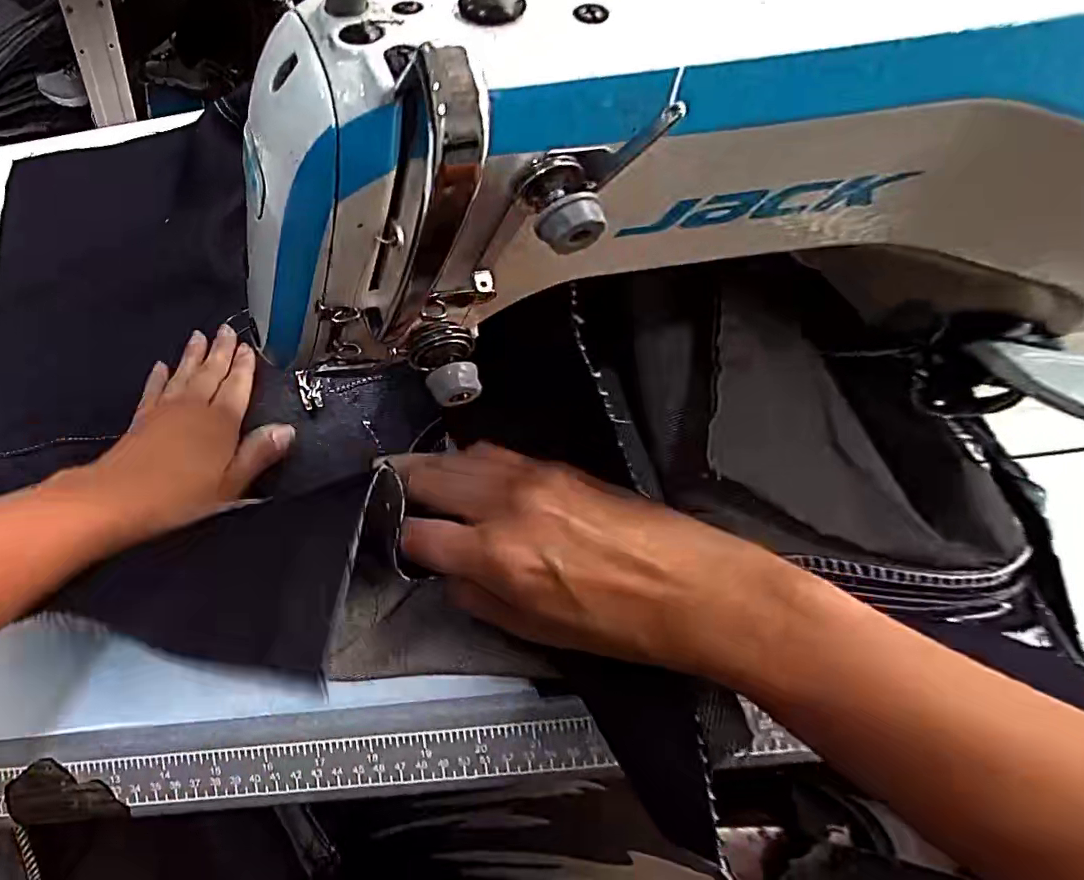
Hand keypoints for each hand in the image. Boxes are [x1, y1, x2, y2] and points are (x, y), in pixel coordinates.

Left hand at [48, 325, 293, 553]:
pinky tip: (161, 366)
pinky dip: (159, 376)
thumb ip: (258, 454)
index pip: (237, 386)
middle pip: (211, 372)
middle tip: (226, 329)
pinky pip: (154, 388)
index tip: (248, 348)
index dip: (244, 366)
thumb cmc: (179, 497)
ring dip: (193, 355)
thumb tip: (285, 431)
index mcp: (220, 422)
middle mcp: (194, 407)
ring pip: (184, 374)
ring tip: (199, 336)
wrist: (118, 498)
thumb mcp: (230, 484)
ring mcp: (165, 410)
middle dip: (221, 350)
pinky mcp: (142, 418)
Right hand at [395, 444, 826, 685]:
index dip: (401, 540)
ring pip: (454, 455)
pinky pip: (491, 452)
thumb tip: (448, 572)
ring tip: (420, 480)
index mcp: (498, 554)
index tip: (402, 545)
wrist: (695, 587)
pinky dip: (468, 461)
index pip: (419, 533)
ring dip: (431, 467)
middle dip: (399, 486)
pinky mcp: (552, 464)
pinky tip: (469, 475)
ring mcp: (529, 475)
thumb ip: (478, 598)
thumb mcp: (536, 632)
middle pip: (425, 475)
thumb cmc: (619, 625)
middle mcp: (504, 504)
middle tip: (388, 494)